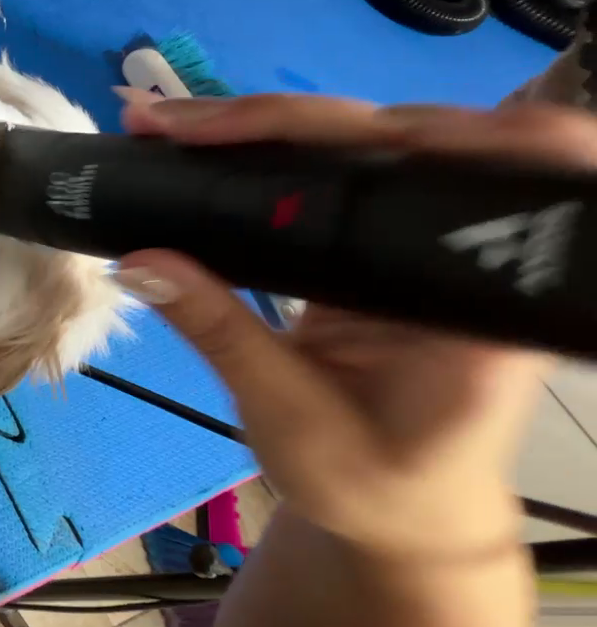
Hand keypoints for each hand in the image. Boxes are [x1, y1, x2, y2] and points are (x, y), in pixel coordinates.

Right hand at [115, 92, 578, 560]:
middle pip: (402, 143)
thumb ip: (222, 335)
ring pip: (353, 148)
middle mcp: (460, 254)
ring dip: (259, 125)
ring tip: (165, 123)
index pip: (486, 179)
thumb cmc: (370, 481)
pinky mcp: (359, 244)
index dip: (427, 130)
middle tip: (175, 123)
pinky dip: (247, 154)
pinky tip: (189, 146)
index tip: (315, 131)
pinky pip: (312, 179)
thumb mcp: (290, 418)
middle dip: (290, 118)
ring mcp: (406, 245)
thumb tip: (139, 261)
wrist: (392, 507)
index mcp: (483, 303)